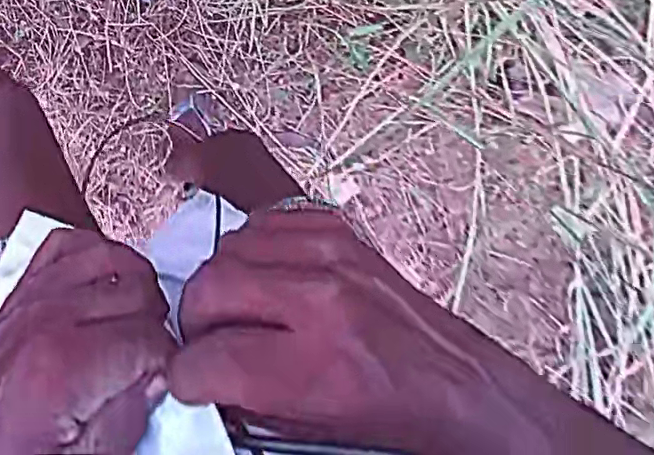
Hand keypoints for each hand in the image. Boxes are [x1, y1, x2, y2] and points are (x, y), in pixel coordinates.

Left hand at [0, 228, 176, 454]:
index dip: (172, 362)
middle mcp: (50, 316)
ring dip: (133, 281)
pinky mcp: (21, 287)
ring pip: (108, 253)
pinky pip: (66, 243)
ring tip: (136, 320)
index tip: (170, 381)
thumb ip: (124, 420)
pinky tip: (101, 285)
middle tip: (156, 356)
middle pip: (137, 288)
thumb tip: (161, 379)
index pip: (151, 338)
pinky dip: (92, 252)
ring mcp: (34, 293)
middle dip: (158, 322)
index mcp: (66, 365)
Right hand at [170, 209, 651, 454]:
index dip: (187, 371)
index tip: (183, 378)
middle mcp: (324, 299)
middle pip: (212, 285)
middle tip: (204, 341)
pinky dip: (248, 247)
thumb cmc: (399, 421)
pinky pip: (260, 221)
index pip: (217, 357)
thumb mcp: (322, 433)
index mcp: (326, 368)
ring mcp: (328, 252)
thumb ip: (250, 403)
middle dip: (194, 318)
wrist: (469, 390)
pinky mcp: (333, 226)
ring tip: (234, 309)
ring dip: (218, 280)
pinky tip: (262, 275)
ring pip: (228, 246)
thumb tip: (193, 376)